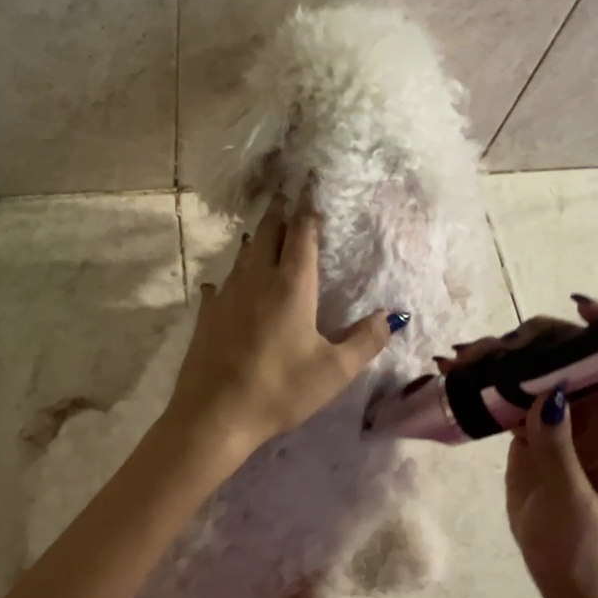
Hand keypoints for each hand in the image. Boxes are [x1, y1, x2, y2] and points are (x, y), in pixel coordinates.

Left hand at [163, 192, 396, 467]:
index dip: (308, 207)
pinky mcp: (206, 316)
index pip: (302, 232)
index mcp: (291, 284)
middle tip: (285, 194)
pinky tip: (221, 285)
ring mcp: (226, 295)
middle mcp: (256, 279)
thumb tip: (391, 316)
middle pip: (268, 233)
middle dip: (279, 212)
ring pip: (243, 255)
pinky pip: (219, 286)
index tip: (309, 183)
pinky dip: (229, 278)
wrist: (214, 415)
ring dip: (256, 240)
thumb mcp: (334, 371)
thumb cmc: (280, 390)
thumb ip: (365, 341)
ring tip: (263, 232)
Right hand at [483, 299, 597, 595]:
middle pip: (578, 354)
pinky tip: (458, 369)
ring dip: (506, 354)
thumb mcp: (570, 497)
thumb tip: (548, 393)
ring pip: (542, 365)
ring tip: (465, 356)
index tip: (581, 309)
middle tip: (495, 347)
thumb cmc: (574, 536)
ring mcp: (565, 414)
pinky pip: (516, 387)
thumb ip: (558, 446)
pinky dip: (489, 375)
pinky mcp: (535, 422)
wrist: (551, 561)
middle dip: (539, 339)